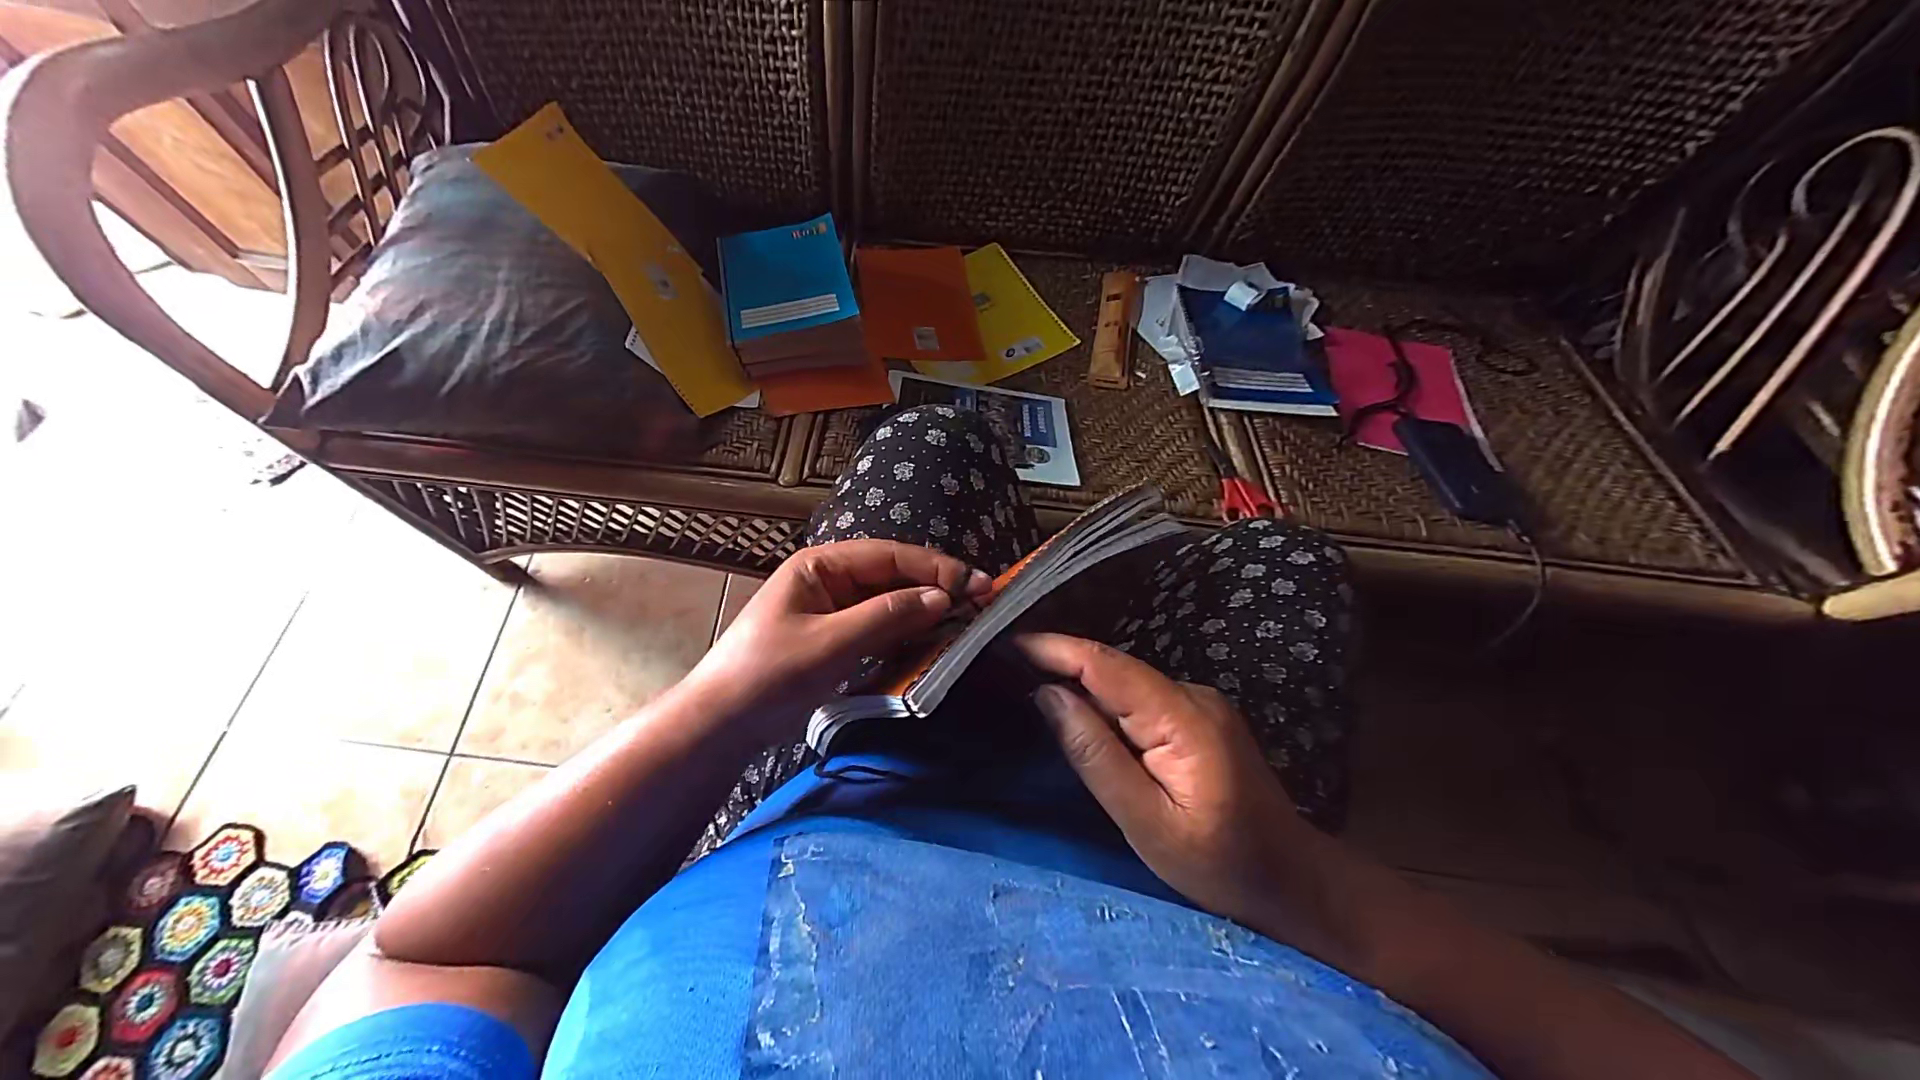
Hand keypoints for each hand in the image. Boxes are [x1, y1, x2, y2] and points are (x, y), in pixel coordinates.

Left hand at [686, 540, 993, 740]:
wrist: (721, 723)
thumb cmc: (768, 674)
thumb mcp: (830, 644)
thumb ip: (887, 616)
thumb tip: (942, 597)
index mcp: (822, 565)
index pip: (890, 555)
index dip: (936, 568)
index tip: (977, 585)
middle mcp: (830, 580)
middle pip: (894, 576)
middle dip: (935, 587)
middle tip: (981, 603)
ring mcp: (833, 609)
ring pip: (890, 602)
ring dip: (924, 611)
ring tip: (965, 622)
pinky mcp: (836, 638)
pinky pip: (880, 628)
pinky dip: (906, 634)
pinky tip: (931, 642)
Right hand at [1015, 632, 1321, 931]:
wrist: (1291, 879)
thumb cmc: (1219, 864)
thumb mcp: (1146, 823)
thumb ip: (1095, 756)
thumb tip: (1048, 695)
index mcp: (1184, 720)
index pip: (1107, 666)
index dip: (1054, 648)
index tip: (1007, 641)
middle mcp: (1194, 695)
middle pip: (1114, 668)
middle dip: (1059, 661)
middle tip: (1005, 662)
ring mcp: (1200, 702)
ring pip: (1125, 680)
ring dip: (1078, 680)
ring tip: (1027, 680)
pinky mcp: (1198, 715)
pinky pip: (1139, 696)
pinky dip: (1103, 699)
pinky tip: (1077, 710)